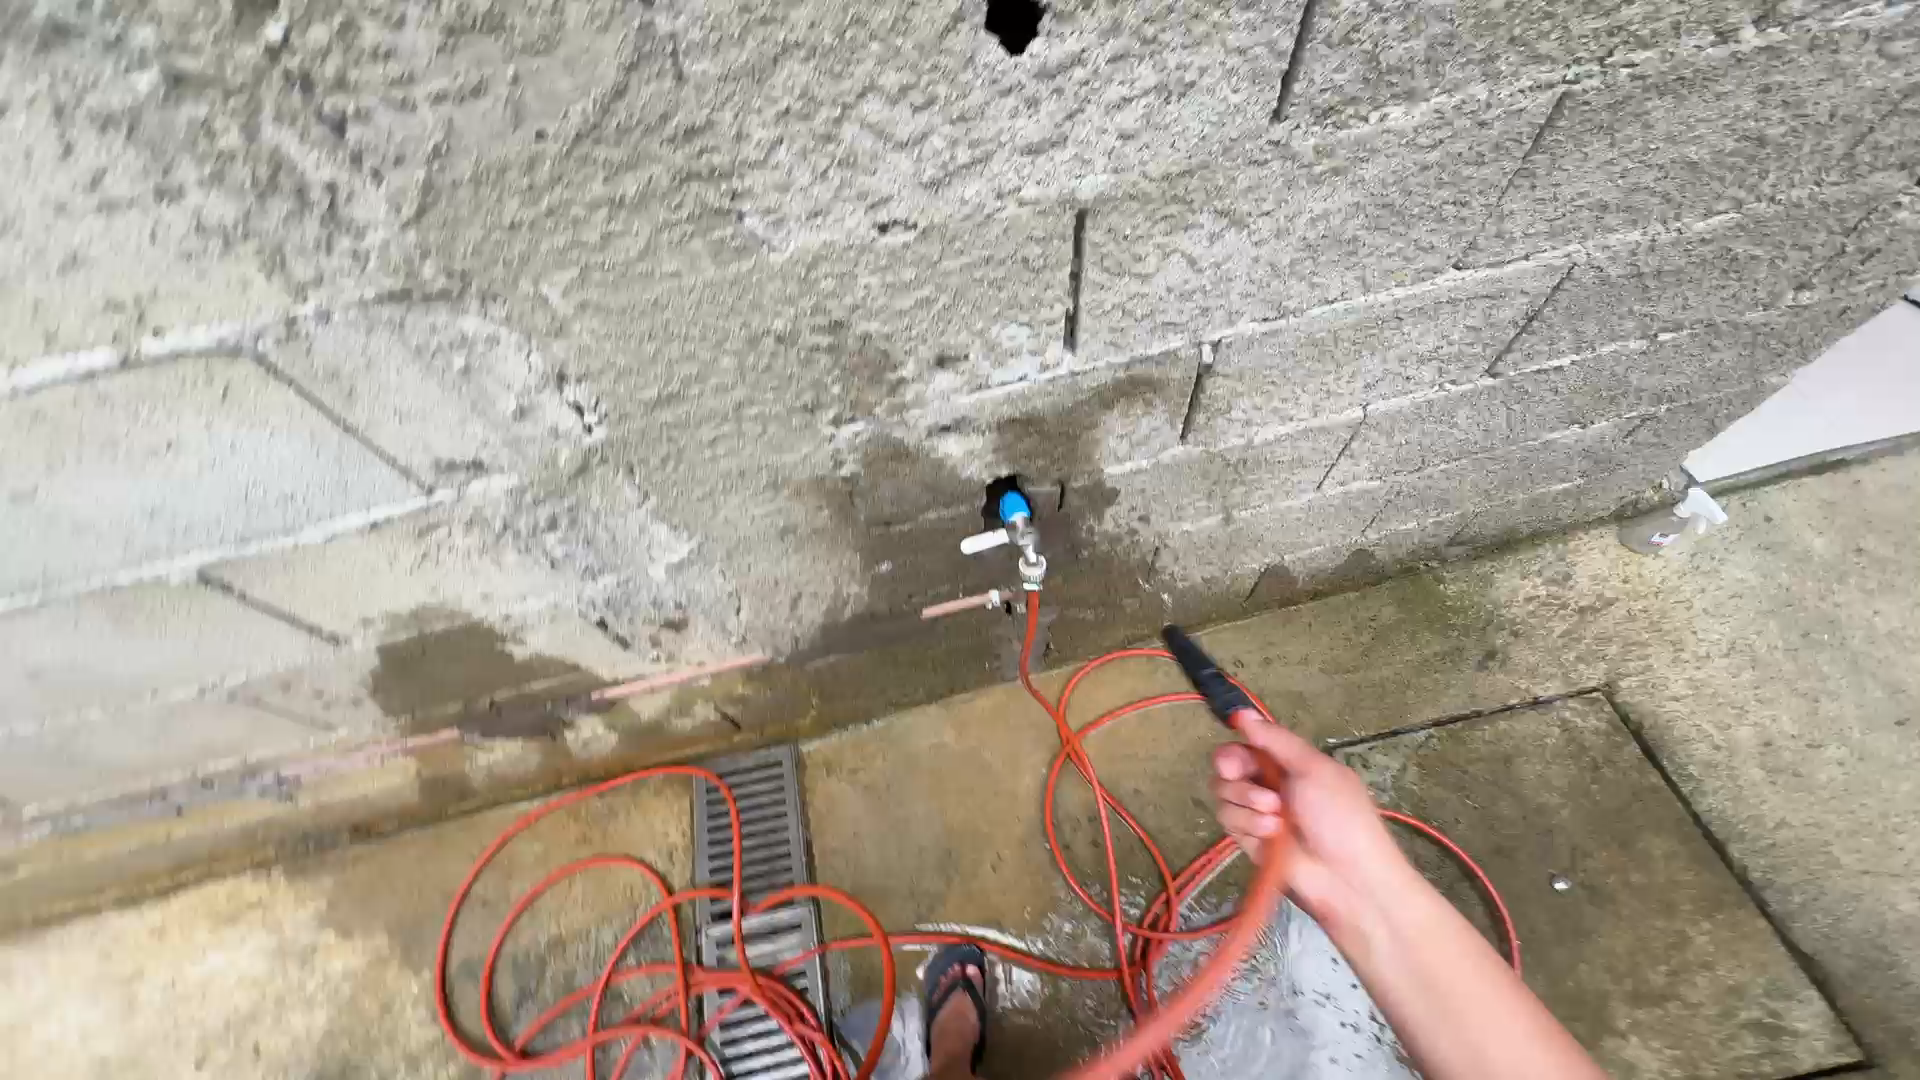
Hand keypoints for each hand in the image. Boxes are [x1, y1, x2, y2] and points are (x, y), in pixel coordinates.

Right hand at [1211, 710, 1412, 929]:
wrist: (1348, 879)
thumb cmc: (1340, 817)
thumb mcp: (1314, 769)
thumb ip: (1275, 739)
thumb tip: (1243, 712)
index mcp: (1287, 764)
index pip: (1246, 745)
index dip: (1236, 749)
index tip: (1234, 759)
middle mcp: (1267, 784)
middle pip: (1226, 766)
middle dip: (1238, 777)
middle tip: (1259, 790)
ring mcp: (1255, 812)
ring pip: (1223, 792)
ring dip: (1248, 803)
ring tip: (1276, 818)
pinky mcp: (1247, 838)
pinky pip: (1227, 819)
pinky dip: (1248, 824)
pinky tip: (1271, 835)